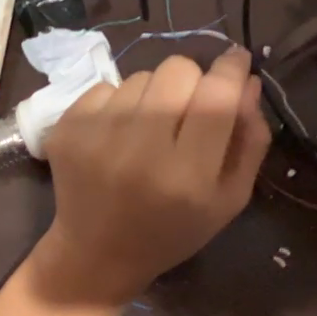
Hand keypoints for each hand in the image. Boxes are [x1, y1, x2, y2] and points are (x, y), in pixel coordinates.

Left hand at [30, 49, 271, 307]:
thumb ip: (248, 142)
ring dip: (153, 95)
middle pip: (178, 70)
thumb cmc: (172, 231)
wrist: (97, 254)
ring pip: (142, 76)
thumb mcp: (228, 200)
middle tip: (187, 110)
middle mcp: (140, 152)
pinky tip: (117, 138)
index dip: (231, 70)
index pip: (216, 96)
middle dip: (192, 82)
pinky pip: (106, 87)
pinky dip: (118, 104)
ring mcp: (97, 138)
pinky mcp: (68, 129)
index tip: (236, 61)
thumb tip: (248, 82)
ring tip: (147, 132)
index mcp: (187, 176)